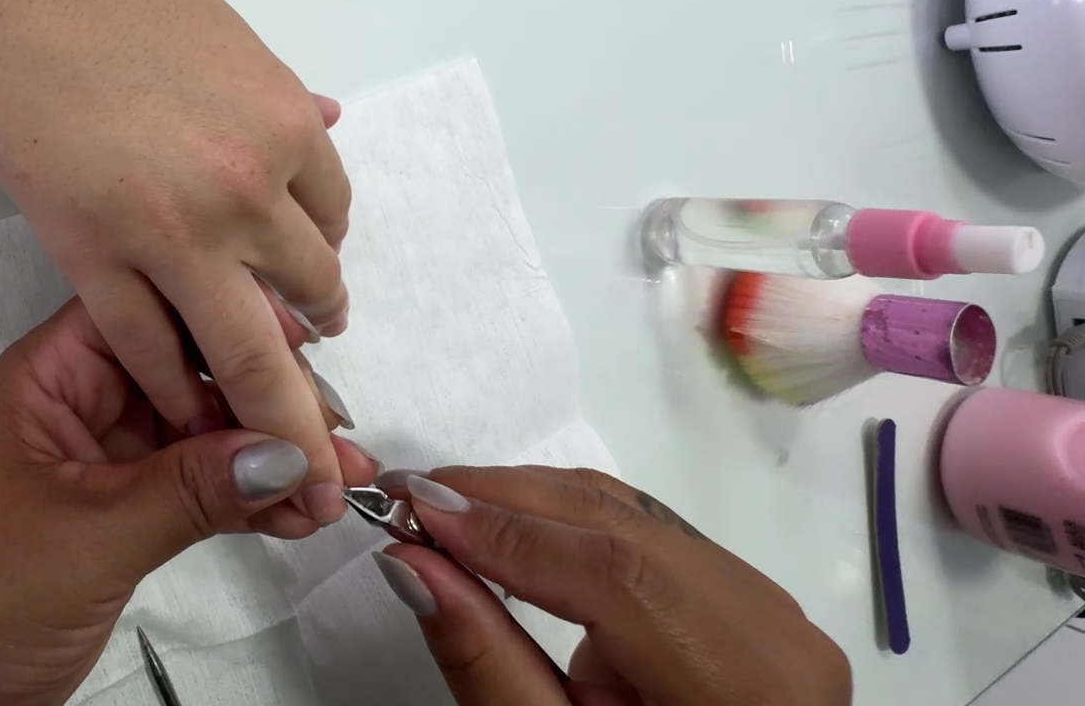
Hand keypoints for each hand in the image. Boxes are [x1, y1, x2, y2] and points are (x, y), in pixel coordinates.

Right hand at [0, 0, 353, 523]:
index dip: (325, 246)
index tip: (313, 266)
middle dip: (318, 328)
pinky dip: (178, 386)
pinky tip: (189, 408)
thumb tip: (324, 122)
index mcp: (284, 125)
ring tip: (278, 417)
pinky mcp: (93, 260)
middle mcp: (247, 192)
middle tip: (316, 347)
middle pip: (309, 288)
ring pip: (247, 348)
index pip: (333, 212)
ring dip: (273, 394)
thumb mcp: (222, 35)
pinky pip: (152, 348)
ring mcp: (173, 236)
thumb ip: (276, 97)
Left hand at [0, 299, 378, 705]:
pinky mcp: (127, 503)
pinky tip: (298, 512)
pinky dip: (247, 496)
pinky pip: (199, 482)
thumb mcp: (88, 534)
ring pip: (203, 429)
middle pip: (189, 371)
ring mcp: (110, 451)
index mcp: (55, 370)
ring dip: (267, 453)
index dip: (222, 319)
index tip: (298, 345)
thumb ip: (190, 489)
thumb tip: (287, 452)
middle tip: (332, 435)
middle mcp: (85, 396)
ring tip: (337, 481)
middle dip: (262, 400)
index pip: (149, 315)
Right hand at [369, 467, 849, 705]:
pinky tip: (495, 520)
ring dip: (516, 496)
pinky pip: (626, 517)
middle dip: (497, 499)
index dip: (507, 534)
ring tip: (438, 505)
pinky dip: (549, 509)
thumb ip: (484, 661)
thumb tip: (407, 560)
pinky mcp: (725, 579)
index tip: (414, 508)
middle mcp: (772, 629)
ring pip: (616, 506)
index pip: (617, 576)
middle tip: (406, 494)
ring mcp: (755, 596)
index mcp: (749, 691)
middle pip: (614, 524)